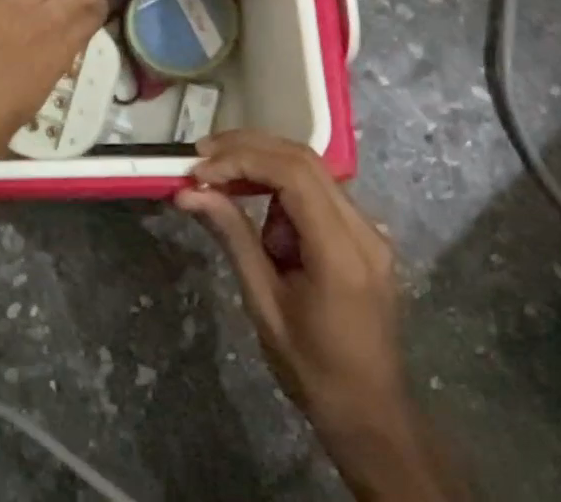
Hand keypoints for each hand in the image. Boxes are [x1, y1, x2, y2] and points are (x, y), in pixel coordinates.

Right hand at [175, 131, 407, 433]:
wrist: (369, 410)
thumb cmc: (311, 367)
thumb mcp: (262, 303)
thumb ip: (232, 237)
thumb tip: (190, 193)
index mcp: (341, 250)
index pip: (293, 174)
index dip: (241, 160)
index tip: (198, 170)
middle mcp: (364, 228)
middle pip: (305, 160)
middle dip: (249, 149)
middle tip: (200, 156)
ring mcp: (370, 230)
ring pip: (312, 172)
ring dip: (262, 168)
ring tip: (219, 186)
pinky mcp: (364, 237)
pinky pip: (319, 195)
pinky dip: (281, 190)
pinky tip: (254, 209)